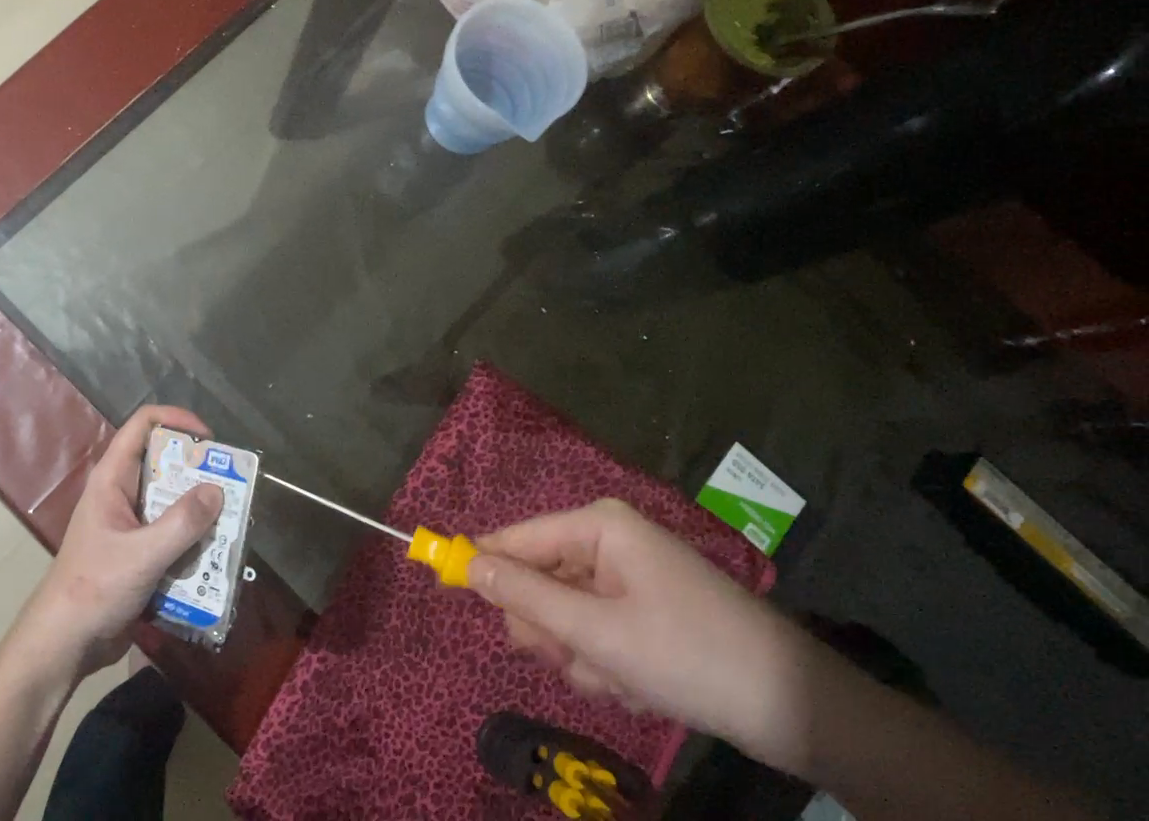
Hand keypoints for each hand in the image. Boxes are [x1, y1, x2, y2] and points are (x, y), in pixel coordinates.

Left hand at [13, 406, 225, 677]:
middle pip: (165, 466)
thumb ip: (182, 522)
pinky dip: (193, 543)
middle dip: (200, 474)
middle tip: (234, 490)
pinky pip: (172, 537)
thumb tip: (218, 490)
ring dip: (200, 514)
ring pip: (172, 504)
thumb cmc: (94, 589)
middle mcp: (121, 495)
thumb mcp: (143, 554)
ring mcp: (130, 526)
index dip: (177, 420)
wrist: (65, 643)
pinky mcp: (138, 555)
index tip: (211, 441)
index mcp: (112, 480)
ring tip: (233, 526)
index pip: (142, 425)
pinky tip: (216, 560)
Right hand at [464, 499, 815, 761]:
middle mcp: (609, 541)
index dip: (478, 563)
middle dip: (552, 631)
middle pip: (538, 582)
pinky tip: (642, 683)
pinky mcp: (644, 610)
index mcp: (599, 526)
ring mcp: (628, 577)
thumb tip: (467, 564)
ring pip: (564, 618)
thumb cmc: (688, 654)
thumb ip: (525, 596)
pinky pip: (595, 634)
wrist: (793, 706)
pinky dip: (608, 665)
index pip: (515, 538)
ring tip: (622, 678)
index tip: (439, 584)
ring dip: (582, 656)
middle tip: (572, 657)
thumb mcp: (596, 631)